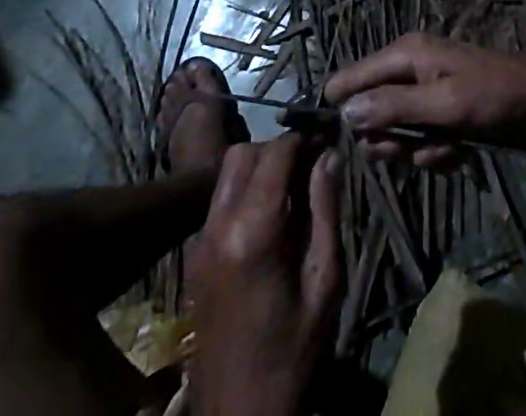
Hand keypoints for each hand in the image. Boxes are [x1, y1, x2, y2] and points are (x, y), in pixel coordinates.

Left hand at [187, 135, 341, 415]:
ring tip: (294, 188)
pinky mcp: (196, 253)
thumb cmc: (294, 347)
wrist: (239, 405)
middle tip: (311, 164)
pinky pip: (219, 200)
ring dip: (260, 167)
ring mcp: (201, 239)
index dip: (302, 138)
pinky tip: (272, 215)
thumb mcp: (325, 279)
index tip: (326, 135)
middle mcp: (218, 225)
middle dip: (278, 149)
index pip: (274, 155)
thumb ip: (325, 211)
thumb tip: (329, 156)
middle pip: (243, 155)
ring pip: (227, 174)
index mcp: (253, 231)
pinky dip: (245, 189)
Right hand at [323, 34, 525, 166]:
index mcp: (404, 55)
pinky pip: (420, 136)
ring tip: (448, 149)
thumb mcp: (444, 104)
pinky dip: (437, 149)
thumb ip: (393, 107)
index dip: (342, 109)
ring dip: (419, 148)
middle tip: (409, 150)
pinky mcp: (439, 109)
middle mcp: (407, 69)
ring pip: (397, 131)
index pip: (350, 78)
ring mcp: (424, 90)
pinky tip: (459, 151)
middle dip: (391, 139)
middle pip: (371, 112)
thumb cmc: (493, 95)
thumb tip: (344, 111)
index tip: (346, 141)